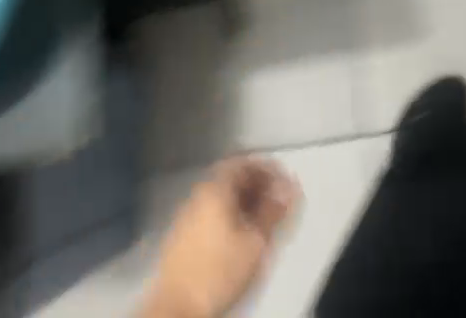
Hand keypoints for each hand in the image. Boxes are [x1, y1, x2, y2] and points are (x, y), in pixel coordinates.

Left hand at [143, 157, 300, 317]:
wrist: (176, 309)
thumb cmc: (219, 270)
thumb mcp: (256, 241)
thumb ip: (274, 210)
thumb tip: (289, 187)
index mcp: (214, 190)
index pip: (243, 162)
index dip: (267, 167)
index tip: (284, 180)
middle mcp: (197, 196)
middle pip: (231, 179)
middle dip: (257, 186)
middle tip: (277, 200)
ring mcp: (186, 217)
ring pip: (220, 199)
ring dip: (245, 203)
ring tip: (263, 220)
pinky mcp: (180, 239)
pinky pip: (210, 215)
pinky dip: (230, 217)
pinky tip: (240, 237)